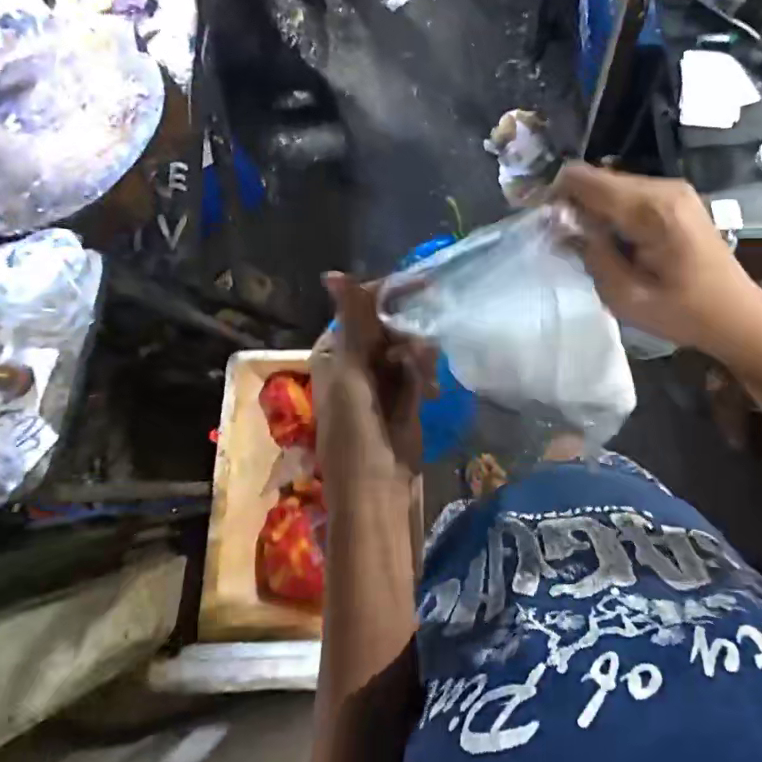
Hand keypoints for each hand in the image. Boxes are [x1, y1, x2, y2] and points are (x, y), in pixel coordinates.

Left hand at [311, 273, 433, 485]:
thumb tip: (332, 273)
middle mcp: (357, 360)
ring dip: (419, 358)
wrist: (376, 488)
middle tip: (418, 351)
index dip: (389, 294)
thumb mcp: (349, 372)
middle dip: (408, 333)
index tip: (423, 286)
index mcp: (334, 350)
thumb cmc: (354, 430)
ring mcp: (383, 378)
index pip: (361, 307)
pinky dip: (424, 376)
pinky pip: (419, 370)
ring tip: (423, 382)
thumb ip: (351, 322)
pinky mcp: (406, 395)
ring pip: (409, 346)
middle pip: (390, 325)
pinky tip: (429, 393)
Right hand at [551, 162, 761, 361]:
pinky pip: (631, 195)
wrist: (739, 319)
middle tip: (561, 241)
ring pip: (612, 186)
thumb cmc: (685, 315)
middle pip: (597, 178)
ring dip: (592, 210)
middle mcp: (664, 187)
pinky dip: (612, 213)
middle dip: (572, 204)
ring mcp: (674, 191)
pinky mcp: (678, 200)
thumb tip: (561, 224)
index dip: (554, 195)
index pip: (583, 179)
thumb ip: (591, 254)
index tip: (539, 222)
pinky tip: (612, 243)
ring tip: (586, 246)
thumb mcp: (626, 296)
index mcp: (652, 208)